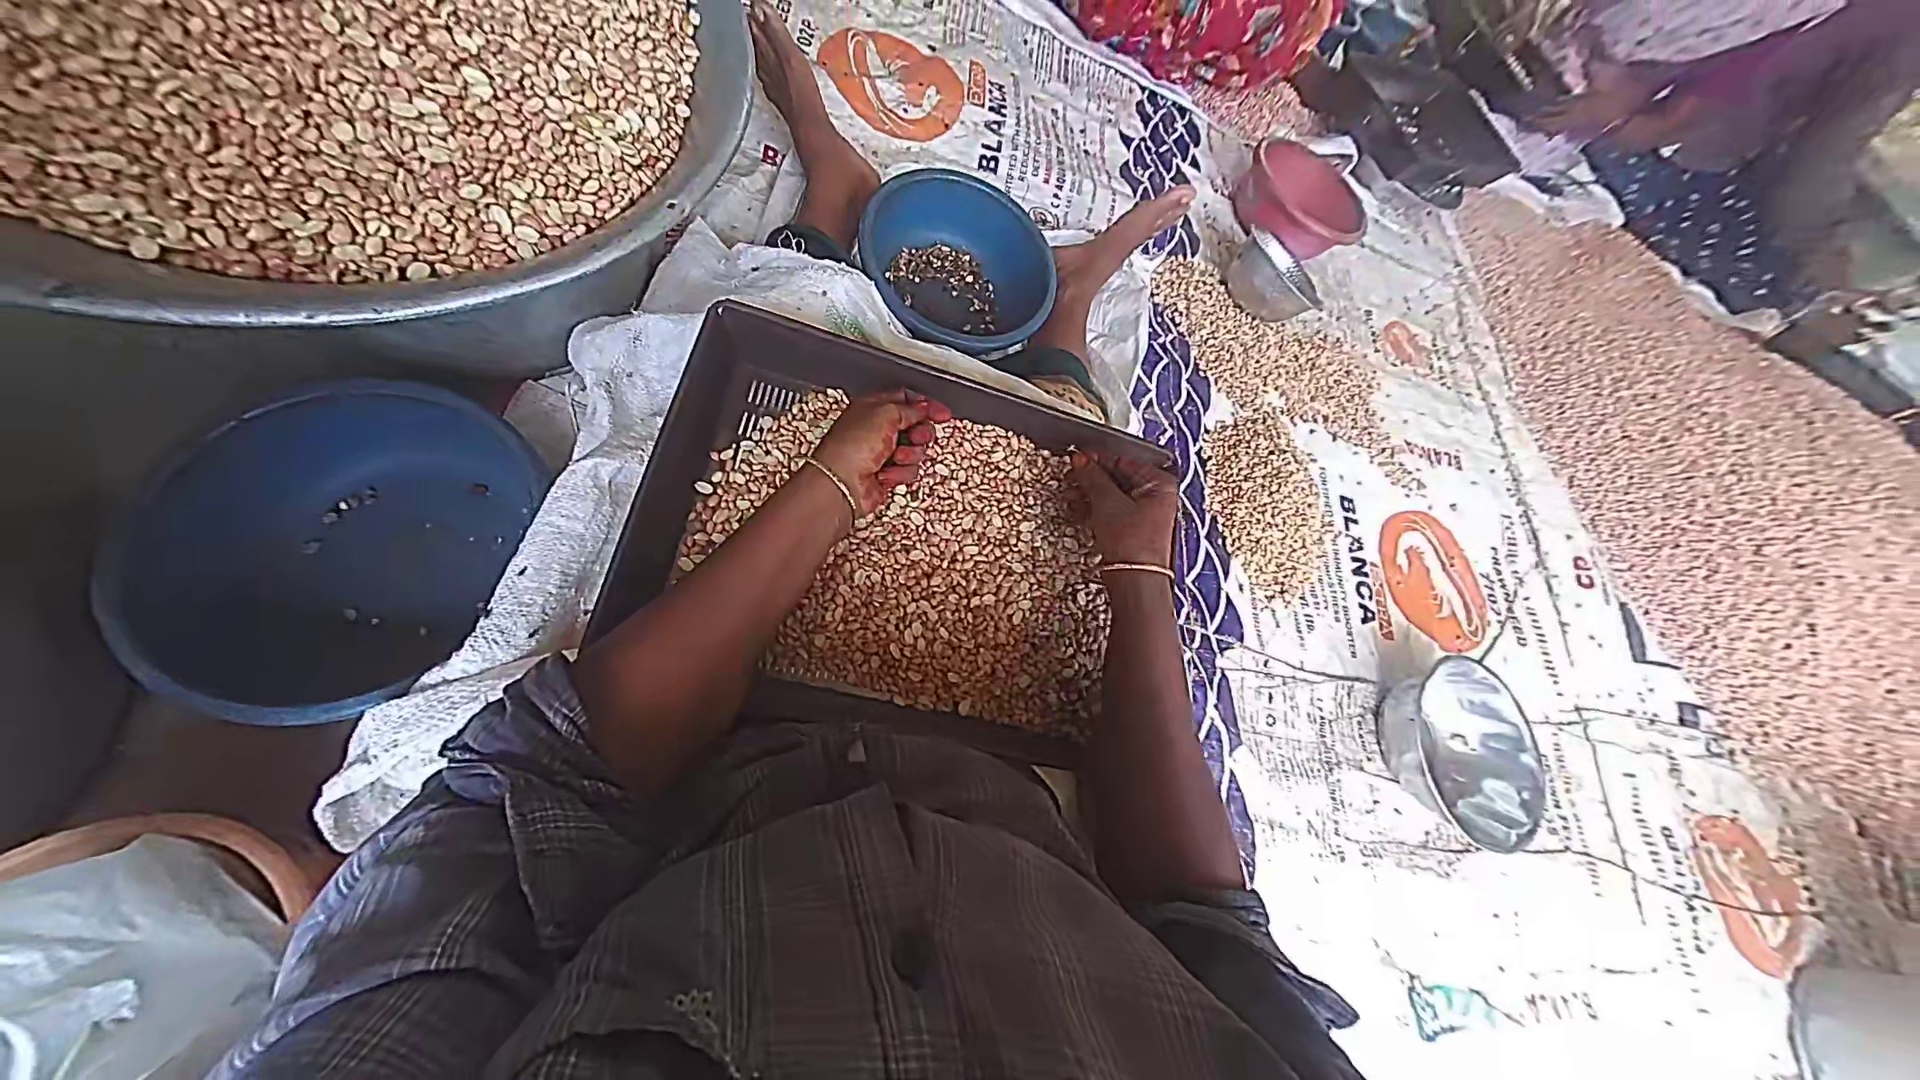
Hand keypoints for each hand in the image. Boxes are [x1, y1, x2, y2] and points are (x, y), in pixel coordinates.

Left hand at [809, 390, 950, 516]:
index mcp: (874, 407)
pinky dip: (900, 473)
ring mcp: (883, 453)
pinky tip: (885, 473)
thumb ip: (910, 409)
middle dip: (920, 433)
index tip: (943, 413)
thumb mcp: (886, 414)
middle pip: (916, 427)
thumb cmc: (853, 445)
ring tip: (895, 458)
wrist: (841, 483)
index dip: (926, 406)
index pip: (906, 400)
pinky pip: (908, 471)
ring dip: (910, 455)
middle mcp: (878, 429)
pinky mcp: (887, 474)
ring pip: (916, 451)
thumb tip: (924, 408)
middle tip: (916, 437)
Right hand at [1070, 451, 1176, 567]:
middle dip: (1091, 479)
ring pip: (1112, 496)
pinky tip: (1078, 509)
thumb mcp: (1107, 502)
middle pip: (1117, 478)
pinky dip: (1094, 509)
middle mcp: (1156, 497)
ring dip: (1089, 494)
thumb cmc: (1133, 543)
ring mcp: (1144, 515)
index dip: (1098, 459)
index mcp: (1160, 484)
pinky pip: (1110, 511)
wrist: (1134, 579)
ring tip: (1070, 494)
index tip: (1078, 458)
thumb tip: (1081, 460)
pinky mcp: (1132, 530)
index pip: (1124, 461)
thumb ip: (1093, 477)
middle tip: (1071, 476)